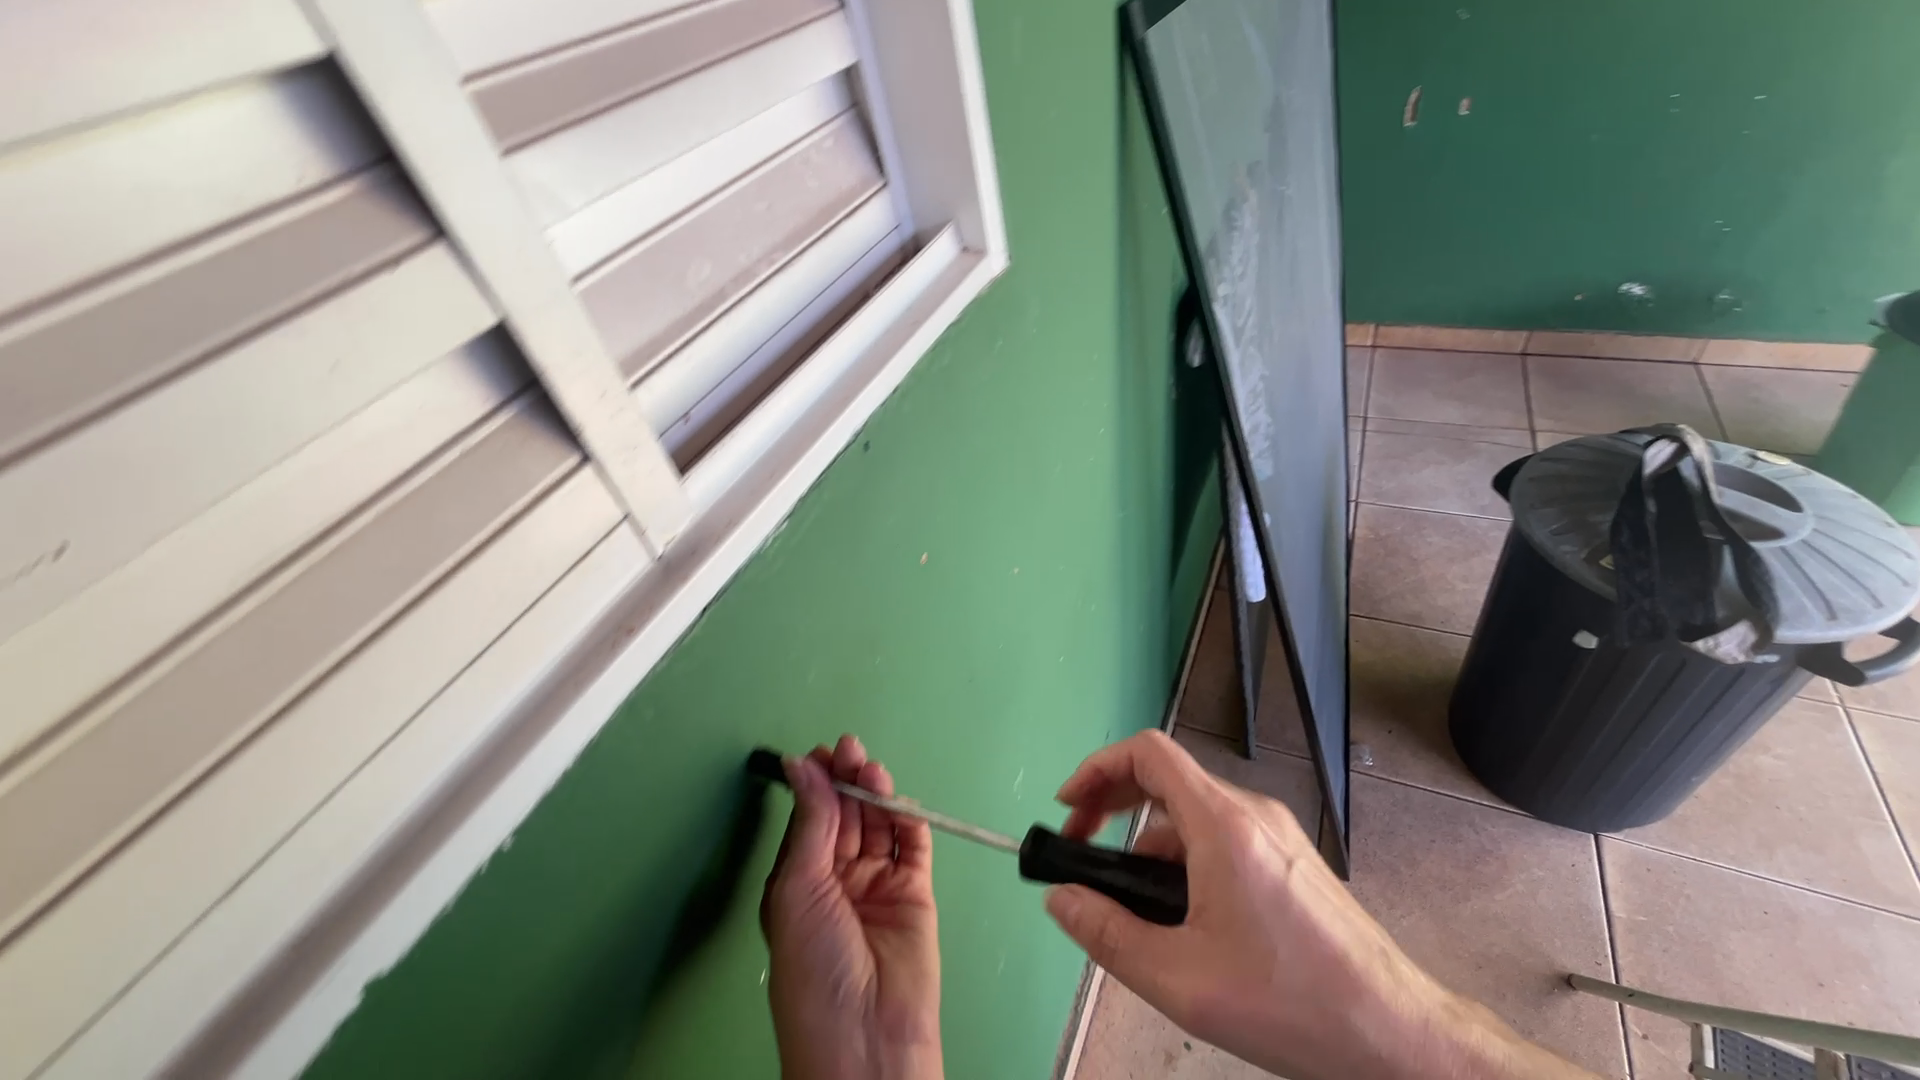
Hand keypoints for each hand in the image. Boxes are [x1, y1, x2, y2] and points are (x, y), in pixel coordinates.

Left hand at [761, 735, 942, 1079]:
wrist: (867, 1035)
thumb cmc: (816, 965)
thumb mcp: (799, 889)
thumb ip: (811, 823)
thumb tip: (801, 764)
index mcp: (799, 881)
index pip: (810, 820)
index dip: (816, 786)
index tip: (821, 753)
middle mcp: (837, 878)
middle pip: (845, 816)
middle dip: (846, 781)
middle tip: (849, 749)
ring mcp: (877, 884)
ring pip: (878, 825)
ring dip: (875, 794)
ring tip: (870, 768)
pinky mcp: (915, 891)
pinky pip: (912, 846)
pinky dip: (909, 820)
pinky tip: (900, 800)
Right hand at [1044, 731, 1596, 1079]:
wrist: (1399, 1035)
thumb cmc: (1288, 1003)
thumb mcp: (1180, 980)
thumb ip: (1107, 934)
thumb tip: (1060, 899)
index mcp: (1222, 824)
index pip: (1148, 753)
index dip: (1097, 768)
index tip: (1068, 809)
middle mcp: (1251, 812)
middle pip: (1166, 778)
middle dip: (1113, 806)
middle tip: (1083, 853)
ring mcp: (1276, 833)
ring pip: (1192, 815)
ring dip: (1147, 844)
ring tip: (1134, 907)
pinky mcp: (1290, 859)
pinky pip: (1220, 837)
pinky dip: (1183, 859)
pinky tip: (1184, 918)